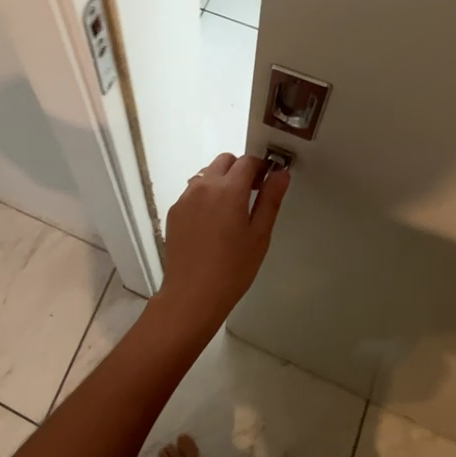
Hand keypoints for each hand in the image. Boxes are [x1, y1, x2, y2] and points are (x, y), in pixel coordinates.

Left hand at [148, 153, 290, 338]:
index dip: (261, 166)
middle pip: (224, 161)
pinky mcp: (174, 211)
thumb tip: (281, 174)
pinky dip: (205, 196)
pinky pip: (193, 192)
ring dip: (221, 181)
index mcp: (228, 190)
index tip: (268, 180)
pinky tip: (212, 223)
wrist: (192, 294)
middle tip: (253, 193)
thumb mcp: (259, 235)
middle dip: (240, 170)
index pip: (247, 161)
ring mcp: (185, 197)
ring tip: (232, 210)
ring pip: (206, 175)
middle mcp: (203, 186)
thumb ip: (270, 200)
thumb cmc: (233, 268)